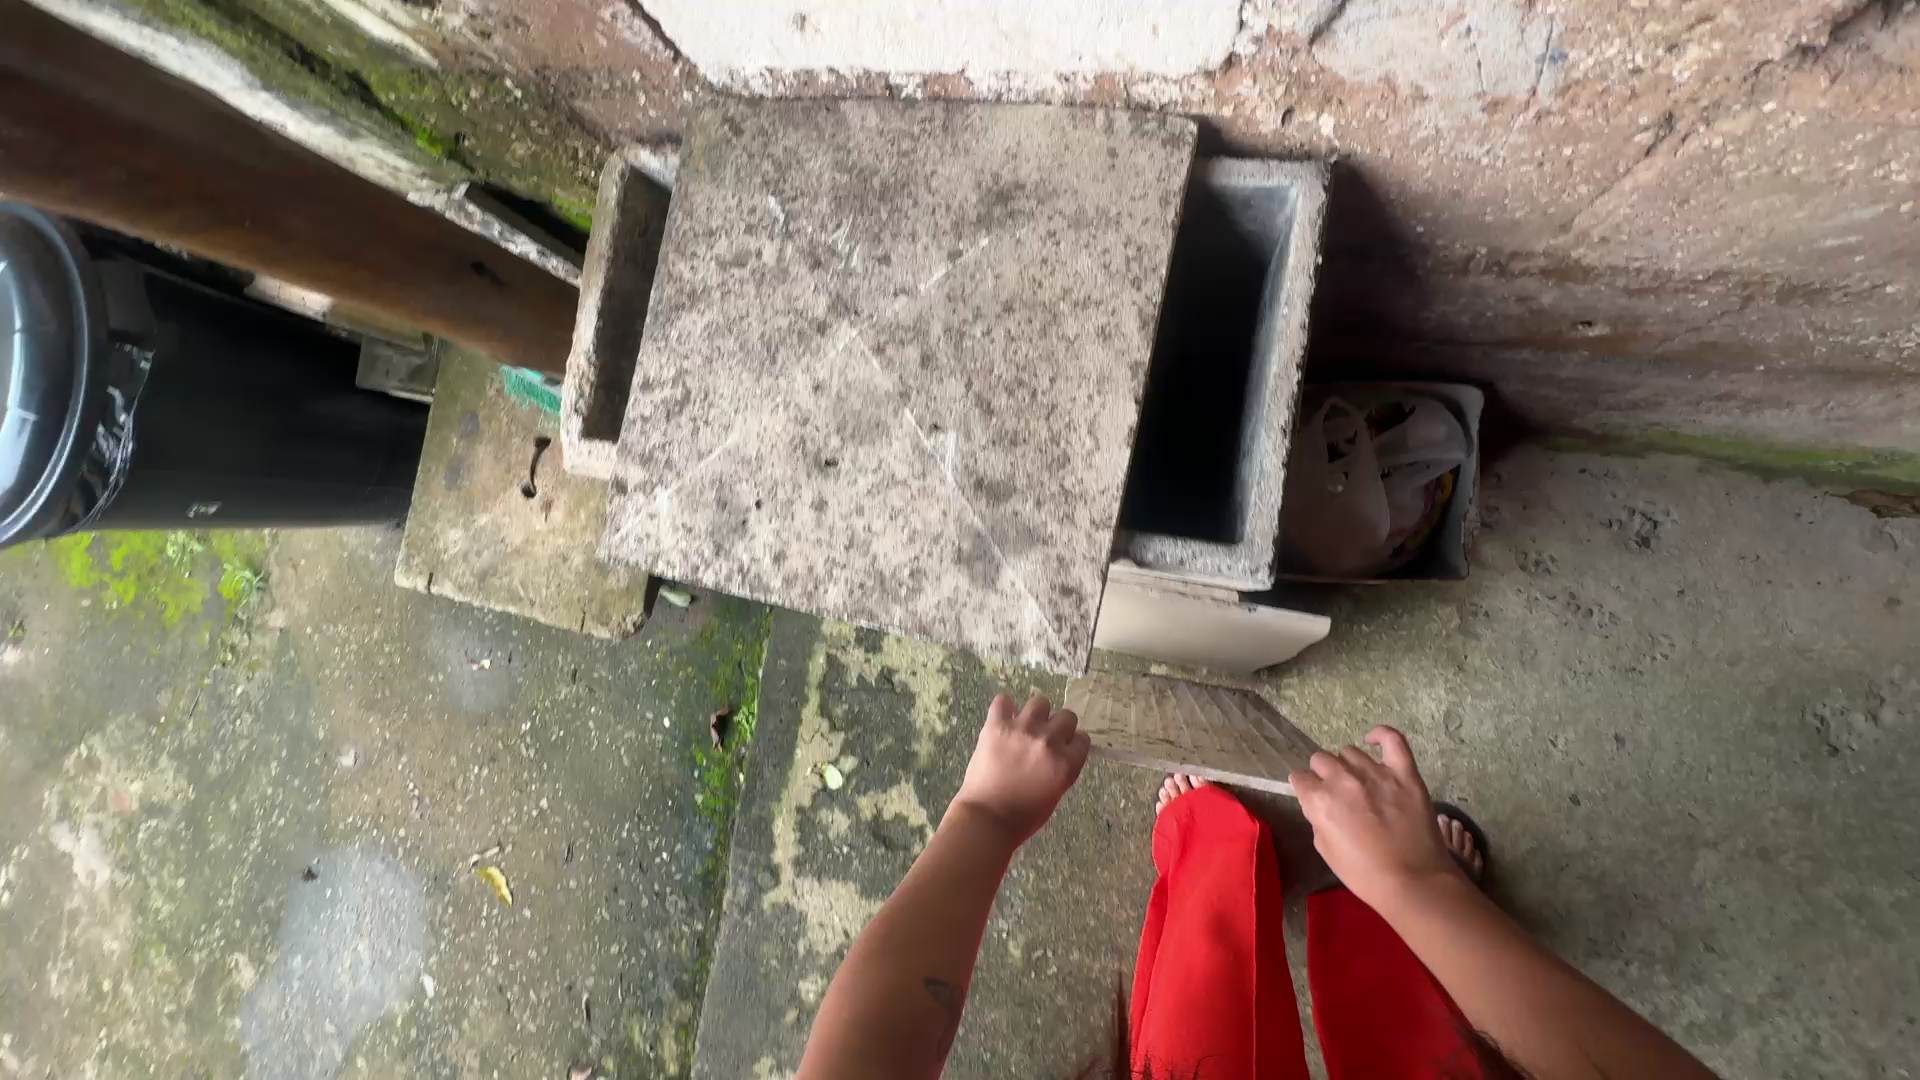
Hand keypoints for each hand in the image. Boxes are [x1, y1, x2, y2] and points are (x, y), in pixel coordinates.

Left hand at [948, 693, 1090, 846]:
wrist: (986, 817)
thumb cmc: (1024, 816)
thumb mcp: (1056, 794)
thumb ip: (1063, 768)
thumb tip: (1061, 751)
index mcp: (1066, 763)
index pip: (1082, 739)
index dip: (1073, 744)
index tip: (1064, 749)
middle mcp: (1048, 741)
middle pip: (1067, 716)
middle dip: (1059, 727)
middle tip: (1045, 738)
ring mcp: (1022, 729)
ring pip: (1040, 701)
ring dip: (1036, 714)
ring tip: (1026, 726)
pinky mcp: (997, 725)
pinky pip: (1003, 700)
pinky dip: (1004, 708)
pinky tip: (1003, 720)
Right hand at [1289, 725, 1461, 908]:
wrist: (1415, 883)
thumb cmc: (1365, 874)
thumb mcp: (1325, 849)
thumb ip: (1317, 817)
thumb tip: (1320, 803)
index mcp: (1319, 799)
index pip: (1300, 778)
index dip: (1306, 789)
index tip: (1315, 800)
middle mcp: (1343, 779)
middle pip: (1321, 760)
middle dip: (1324, 775)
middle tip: (1339, 795)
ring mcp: (1375, 773)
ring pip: (1350, 752)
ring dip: (1349, 765)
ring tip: (1361, 783)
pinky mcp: (1404, 774)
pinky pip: (1392, 740)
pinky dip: (1381, 736)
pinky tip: (1374, 741)